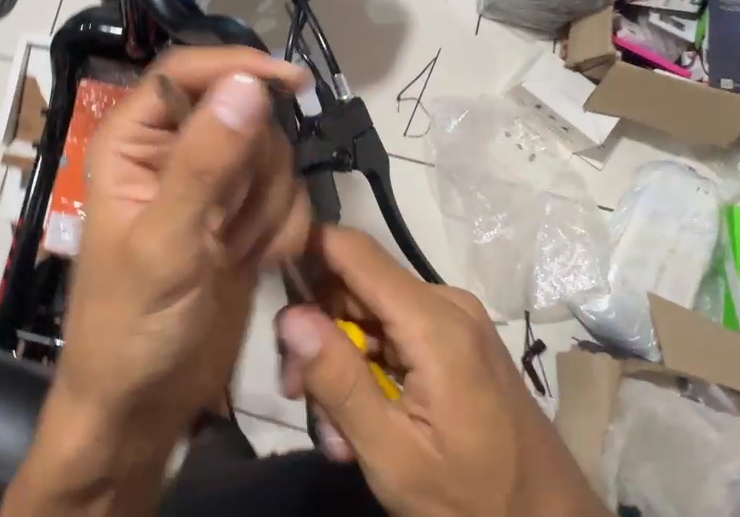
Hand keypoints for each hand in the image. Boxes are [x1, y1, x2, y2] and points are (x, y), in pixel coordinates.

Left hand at [3, 48, 310, 515]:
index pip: (187, 72)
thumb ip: (205, 162)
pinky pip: (287, 198)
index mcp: (133, 142)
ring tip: (233, 252)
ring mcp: (211, 187)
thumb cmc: (132, 325)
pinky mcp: (241, 219)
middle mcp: (172, 152)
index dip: (237, 68)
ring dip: (267, 207)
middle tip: (230, 225)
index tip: (292, 83)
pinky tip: (253, 264)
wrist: (144, 406)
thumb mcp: (166, 243)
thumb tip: (246, 83)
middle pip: (244, 113)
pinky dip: (281, 231)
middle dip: (255, 169)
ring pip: (272, 156)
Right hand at [276, 227, 606, 516]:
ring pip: (369, 314)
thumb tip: (288, 314)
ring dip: (342, 361)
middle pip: (353, 287)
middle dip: (318, 335)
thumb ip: (338, 381)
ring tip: (337, 430)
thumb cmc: (475, 502)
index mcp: (434, 321)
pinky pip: (395, 333)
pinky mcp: (458, 341)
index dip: (302, 253)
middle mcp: (445, 303)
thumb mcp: (394, 456)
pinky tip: (366, 421)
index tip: (265, 292)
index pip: (350, 248)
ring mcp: (455, 321)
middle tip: (299, 397)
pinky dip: (370, 368)